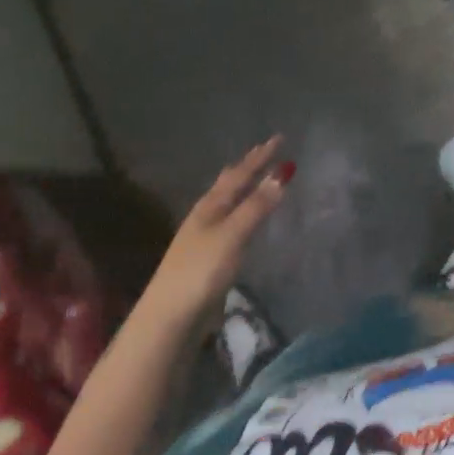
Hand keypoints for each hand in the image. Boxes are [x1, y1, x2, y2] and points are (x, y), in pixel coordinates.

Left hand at [151, 137, 291, 304]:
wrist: (171, 315)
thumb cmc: (201, 270)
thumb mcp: (233, 235)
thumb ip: (257, 206)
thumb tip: (282, 174)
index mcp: (210, 206)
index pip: (240, 174)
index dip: (260, 157)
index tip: (279, 139)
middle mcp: (206, 215)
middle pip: (230, 184)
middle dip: (249, 166)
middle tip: (267, 150)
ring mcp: (205, 236)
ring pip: (228, 202)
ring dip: (243, 187)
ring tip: (254, 177)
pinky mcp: (209, 256)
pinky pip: (230, 221)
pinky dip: (242, 210)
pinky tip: (243, 219)